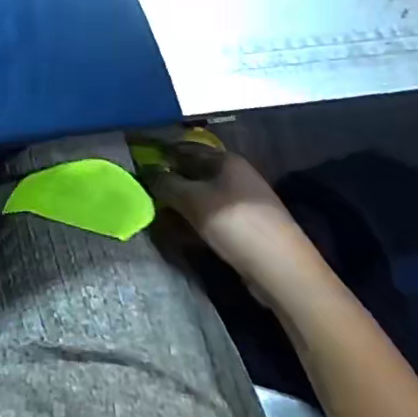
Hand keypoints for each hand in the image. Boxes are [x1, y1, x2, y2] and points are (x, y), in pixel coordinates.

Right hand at [147, 150, 318, 294]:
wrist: (280, 268)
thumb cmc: (235, 223)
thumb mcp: (195, 200)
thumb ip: (168, 184)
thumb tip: (148, 173)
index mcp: (226, 160)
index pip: (186, 148)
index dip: (161, 153)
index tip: (137, 163)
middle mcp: (234, 175)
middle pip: (193, 174)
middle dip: (168, 183)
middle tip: (140, 193)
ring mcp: (239, 202)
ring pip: (200, 198)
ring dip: (178, 206)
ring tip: (152, 215)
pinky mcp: (242, 227)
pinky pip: (208, 218)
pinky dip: (191, 223)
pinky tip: (175, 234)